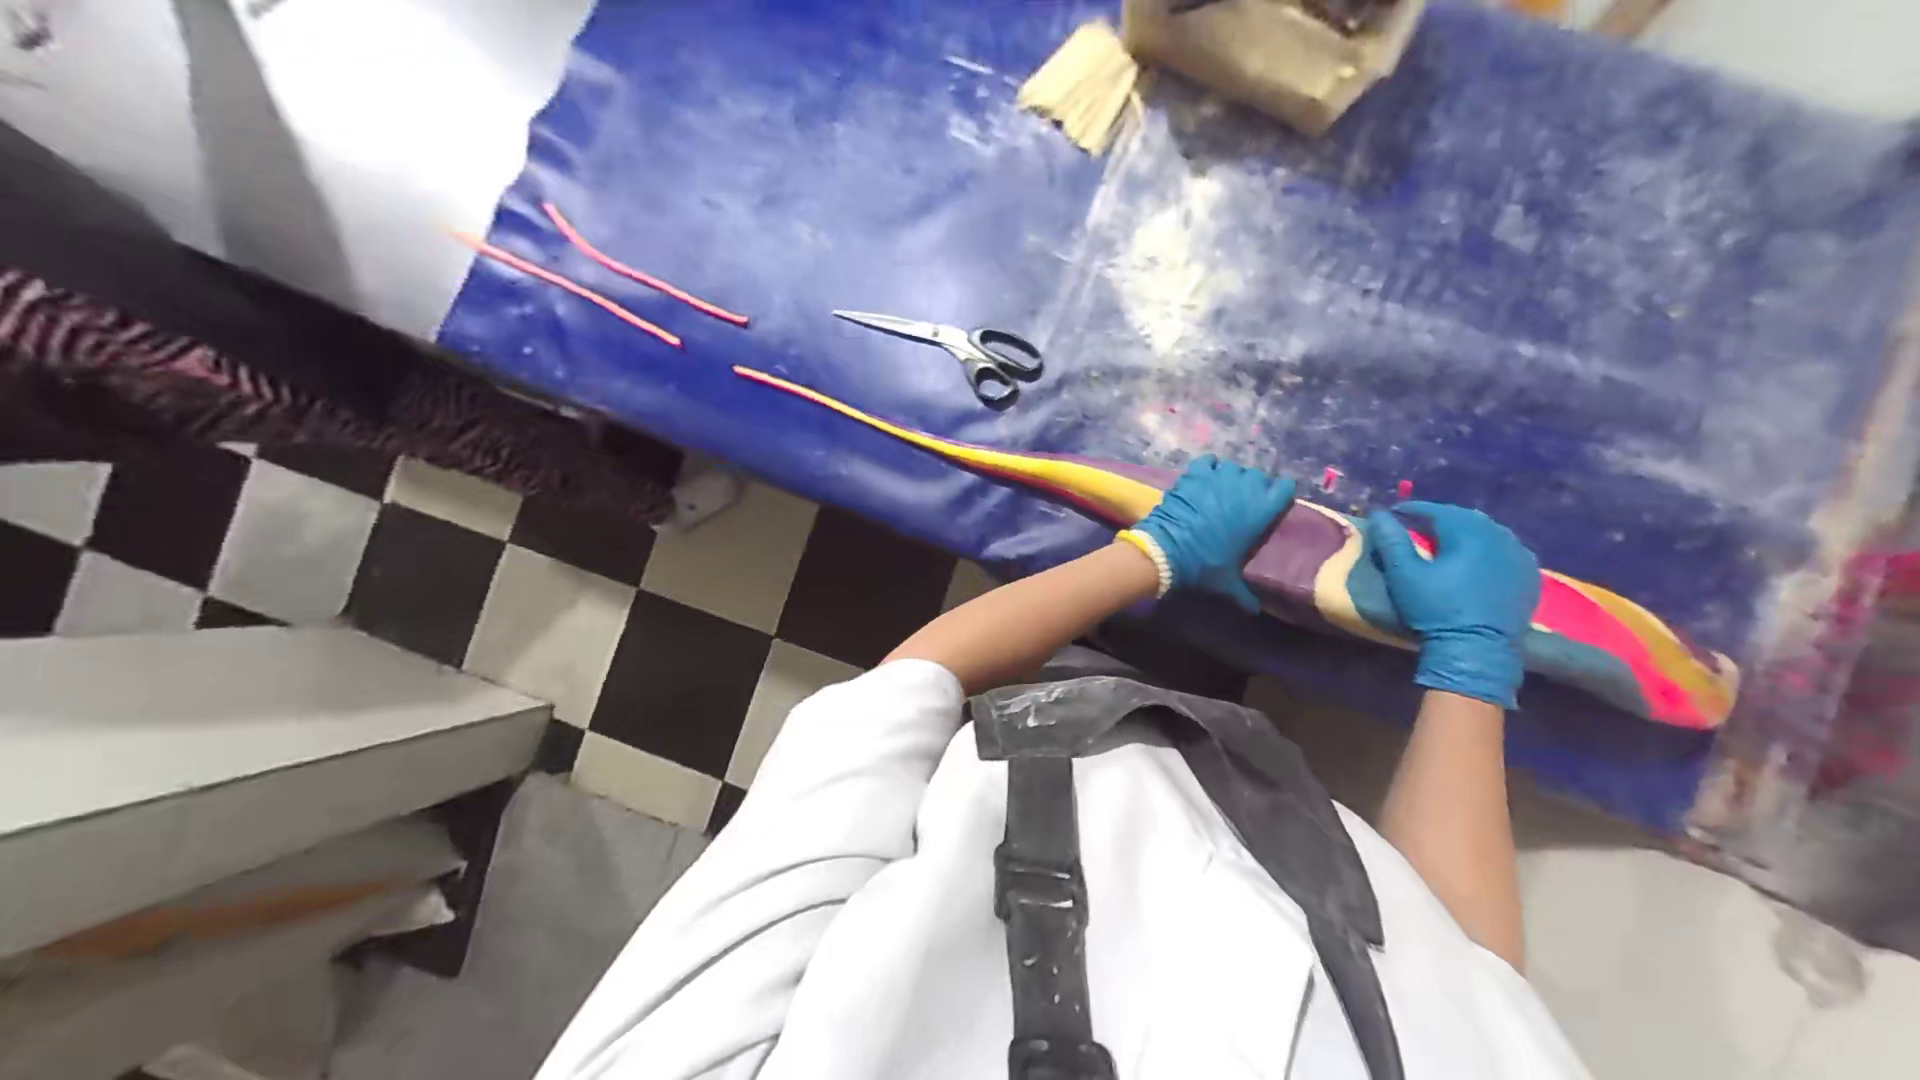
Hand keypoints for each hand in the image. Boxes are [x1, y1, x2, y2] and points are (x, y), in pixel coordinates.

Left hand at [1135, 455, 1294, 613]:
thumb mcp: (1228, 583)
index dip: (1277, 493)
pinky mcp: (1195, 474)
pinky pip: (1207, 462)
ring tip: (1219, 489)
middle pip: (1258, 476)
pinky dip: (1206, 468)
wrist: (1168, 551)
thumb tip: (1254, 612)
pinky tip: (1202, 478)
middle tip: (1240, 500)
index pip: (1285, 488)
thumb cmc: (1205, 566)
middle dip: (1252, 485)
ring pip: (1232, 467)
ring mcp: (1220, 477)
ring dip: (1228, 476)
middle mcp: (1246, 487)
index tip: (1270, 501)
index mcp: (1263, 510)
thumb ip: (1244, 595)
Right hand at [1363, 501, 1539, 708]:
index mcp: (1468, 532)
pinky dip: (1486, 548)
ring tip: (1443, 541)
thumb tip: (1378, 514)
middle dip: (1438, 518)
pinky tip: (1473, 559)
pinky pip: (1505, 550)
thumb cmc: (1435, 609)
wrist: (1477, 650)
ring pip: (1488, 532)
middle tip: (1415, 526)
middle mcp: (1499, 536)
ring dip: (1464, 532)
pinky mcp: (1529, 574)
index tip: (1392, 514)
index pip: (1436, 510)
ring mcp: (1519, 555)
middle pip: (1464, 518)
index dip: (1411, 509)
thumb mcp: (1404, 575)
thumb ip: (1391, 540)